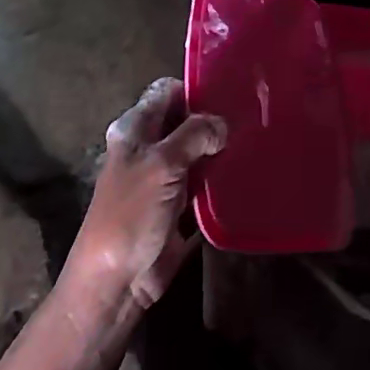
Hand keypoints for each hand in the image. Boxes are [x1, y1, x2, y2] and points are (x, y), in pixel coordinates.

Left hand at [65, 78, 226, 309]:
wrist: (115, 281)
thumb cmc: (131, 213)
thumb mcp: (162, 164)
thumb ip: (194, 135)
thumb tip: (222, 124)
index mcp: (134, 128)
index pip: (166, 92)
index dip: (193, 88)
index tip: (227, 90)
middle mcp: (147, 147)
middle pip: (184, 120)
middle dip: (212, 118)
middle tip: (249, 115)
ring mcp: (162, 176)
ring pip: (196, 150)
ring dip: (218, 148)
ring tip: (254, 138)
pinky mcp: (177, 204)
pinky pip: (202, 180)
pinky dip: (219, 176)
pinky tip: (244, 170)